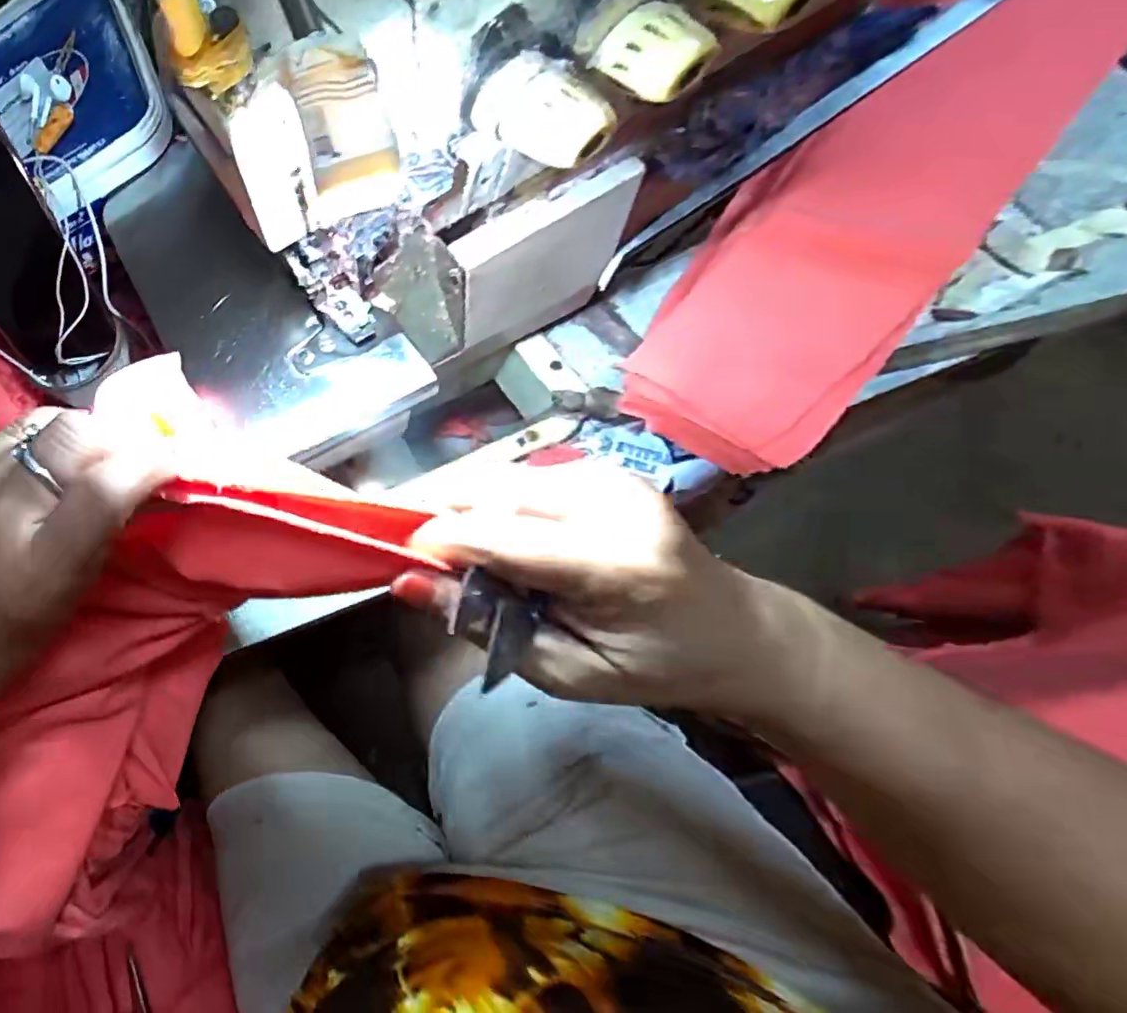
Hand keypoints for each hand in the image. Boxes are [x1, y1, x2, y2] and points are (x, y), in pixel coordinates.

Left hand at [0, 408, 172, 716]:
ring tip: (98, 450)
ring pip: (44, 422)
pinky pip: (13, 433)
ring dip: (85, 429)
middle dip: (121, 436)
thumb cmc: (12, 639)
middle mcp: (2, 511)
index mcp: (40, 561)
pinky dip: (48, 434)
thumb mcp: (73, 594)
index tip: (171, 462)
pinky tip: (56, 455)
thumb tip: (144, 480)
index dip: (149, 463)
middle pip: (75, 436)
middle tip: (137, 453)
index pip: (104, 486)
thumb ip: (108, 532)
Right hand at [394, 461, 807, 718]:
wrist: (735, 629)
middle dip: (446, 525)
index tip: (404, 567)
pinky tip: (507, 540)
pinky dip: (490, 508)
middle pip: (487, 492)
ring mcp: (607, 476)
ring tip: (478, 559)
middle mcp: (612, 502)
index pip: (499, 536)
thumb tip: (406, 584)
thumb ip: (481, 624)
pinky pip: (512, 478)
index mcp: (616, 563)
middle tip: (442, 570)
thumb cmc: (650, 665)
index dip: (437, 545)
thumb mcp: (563, 671)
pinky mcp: (598, 468)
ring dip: (466, 514)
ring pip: (492, 478)